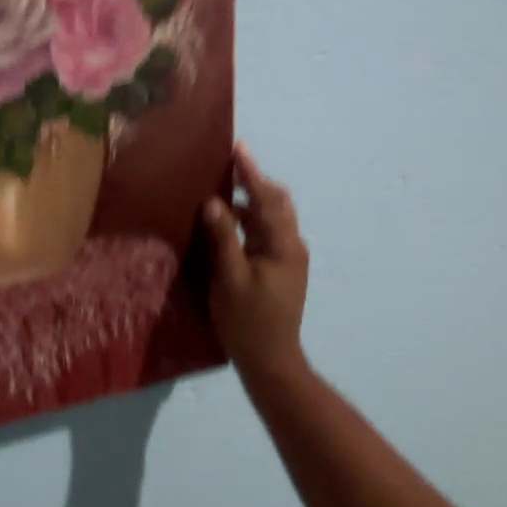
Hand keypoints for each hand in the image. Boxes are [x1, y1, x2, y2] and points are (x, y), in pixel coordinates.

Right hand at [201, 143, 310, 383]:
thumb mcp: (230, 278)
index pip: (266, 198)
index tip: (237, 148)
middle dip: (254, 181)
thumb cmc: (247, 320)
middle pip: (276, 202)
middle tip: (229, 164)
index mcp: (283, 244)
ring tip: (223, 189)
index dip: (250, 172)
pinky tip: (229, 223)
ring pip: (272, 217)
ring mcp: (289, 258)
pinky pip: (267, 233)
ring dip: (251, 200)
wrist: (271, 359)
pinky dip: (251, 220)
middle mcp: (292, 245)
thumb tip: (214, 202)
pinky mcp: (281, 269)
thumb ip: (223, 238)